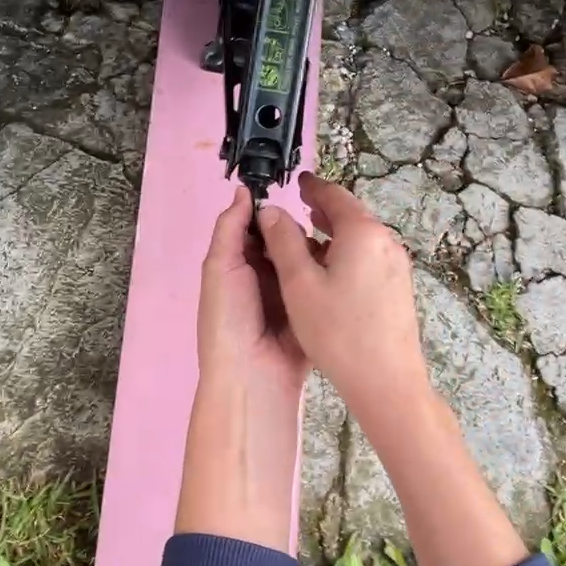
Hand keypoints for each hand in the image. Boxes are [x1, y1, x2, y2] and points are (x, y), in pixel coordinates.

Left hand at [177, 187, 309, 549]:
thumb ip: (231, 227)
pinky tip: (345, 257)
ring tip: (333, 236)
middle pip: (286, 239)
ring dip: (317, 248)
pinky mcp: (312, 308)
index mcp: (237, 263)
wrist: (255, 374)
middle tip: (315, 218)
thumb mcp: (220, 266)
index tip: (293, 193)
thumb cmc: (229, 317)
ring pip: (307, 257)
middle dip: (298, 229)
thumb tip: (243, 191)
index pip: (258, 227)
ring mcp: (291, 292)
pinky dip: (330, 270)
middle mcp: (264, 275)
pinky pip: (322, 281)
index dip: (272, 211)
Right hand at [255, 172, 429, 417]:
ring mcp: (396, 266)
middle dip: (325, 208)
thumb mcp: (299, 284)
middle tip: (301, 205)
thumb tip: (272, 211)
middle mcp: (385, 242)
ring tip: (310, 235)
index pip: (335, 196)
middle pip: (352, 214)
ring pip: (361, 237)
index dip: (314, 187)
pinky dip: (347, 251)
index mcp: (362, 233)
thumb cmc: (338, 332)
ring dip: (335, 231)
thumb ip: (284, 242)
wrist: (387, 381)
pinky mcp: (398, 287)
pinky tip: (331, 270)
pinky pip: (369, 256)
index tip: (299, 181)